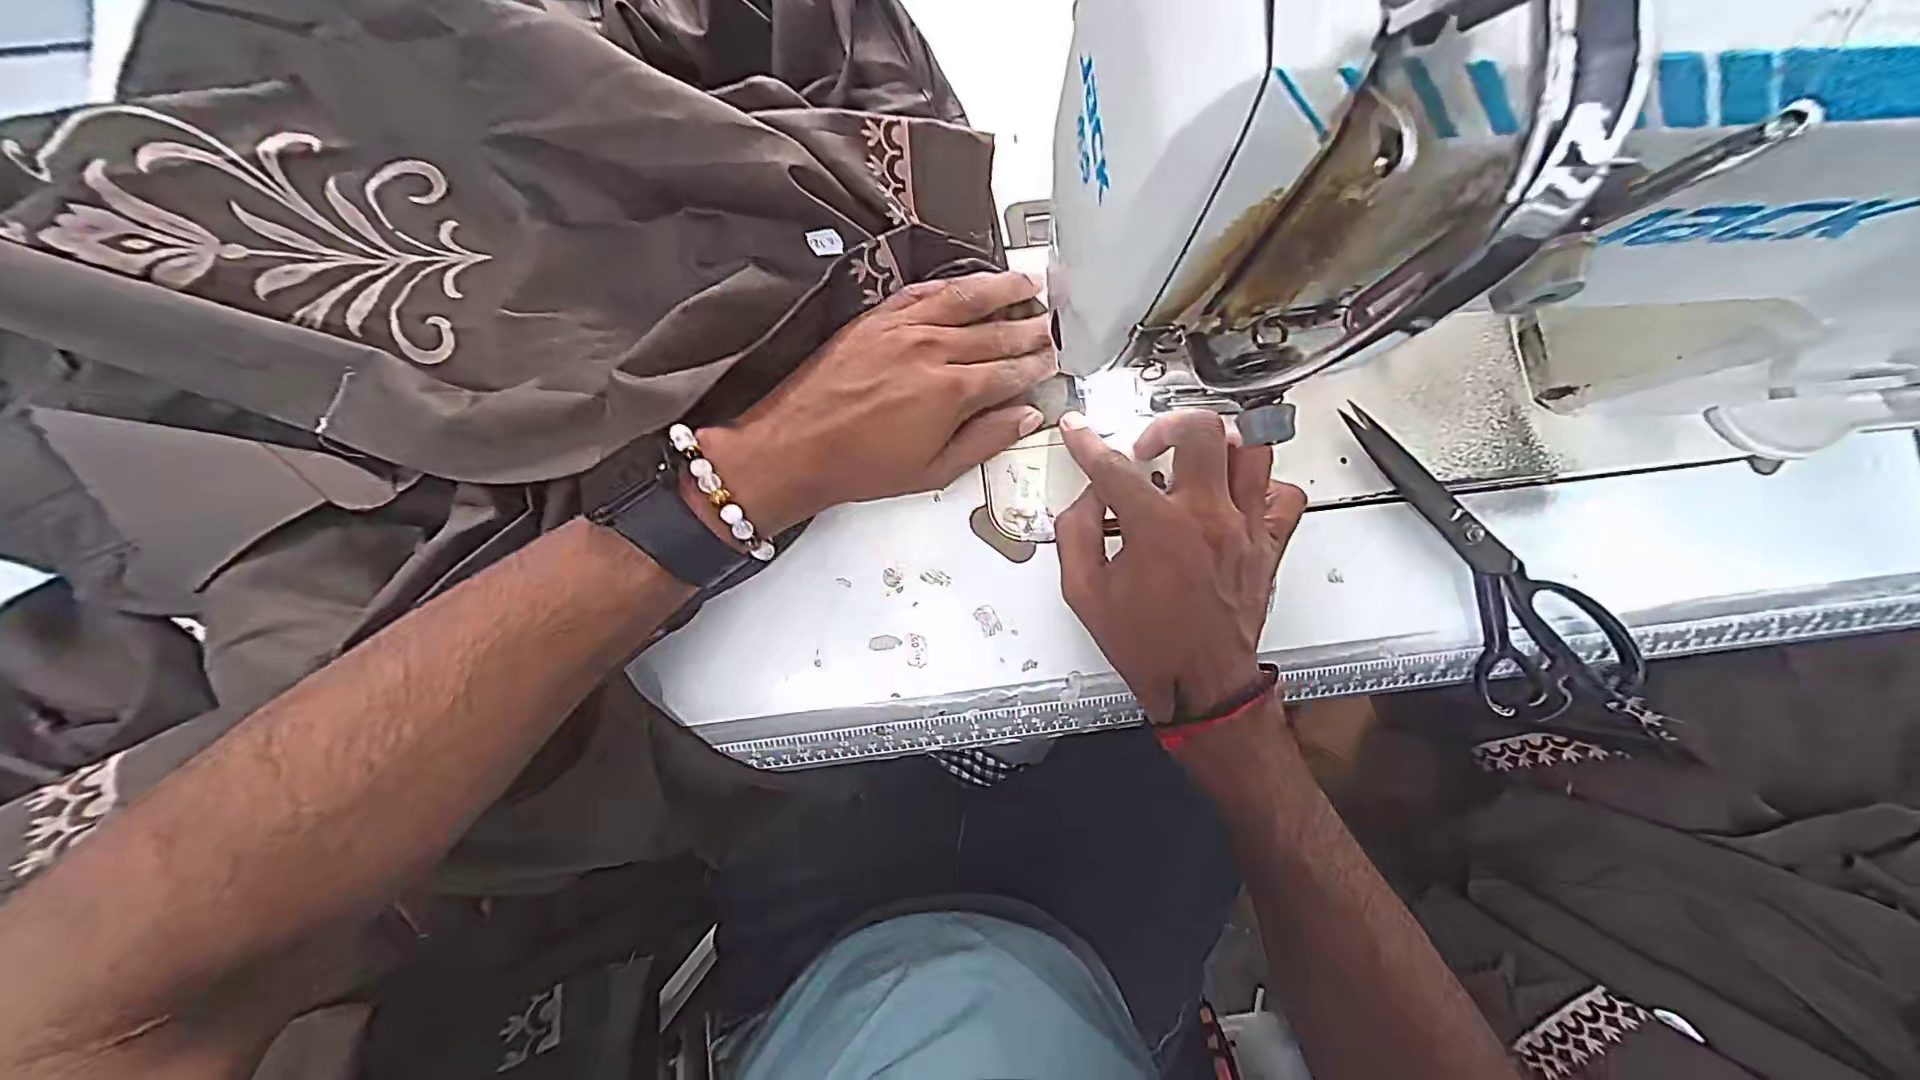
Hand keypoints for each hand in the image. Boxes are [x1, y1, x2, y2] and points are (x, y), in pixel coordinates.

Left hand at [694, 271, 1056, 533]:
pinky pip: (924, 290)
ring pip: (967, 298)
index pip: (1010, 371)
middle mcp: (931, 351)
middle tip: (1050, 326)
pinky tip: (967, 282)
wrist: (796, 446)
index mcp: (951, 392)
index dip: (1036, 366)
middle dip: (1030, 330)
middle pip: (997, 332)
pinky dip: (952, 283)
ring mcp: (902, 329)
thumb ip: (985, 439)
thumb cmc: (858, 464)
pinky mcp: (876, 319)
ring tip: (1028, 285)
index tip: (1050, 363)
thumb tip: (1023, 418)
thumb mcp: (933, 470)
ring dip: (1003, 290)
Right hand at [1056, 410, 1306, 723]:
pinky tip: (1236, 495)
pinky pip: (1284, 495)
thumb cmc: (1150, 645)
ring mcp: (1244, 529)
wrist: (1200, 682)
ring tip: (1196, 457)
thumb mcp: (1084, 593)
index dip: (1087, 443)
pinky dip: (1262, 484)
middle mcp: (1206, 518)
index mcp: (1157, 529)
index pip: (1113, 466)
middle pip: (1201, 430)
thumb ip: (1075, 535)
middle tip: (1150, 445)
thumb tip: (1085, 500)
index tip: (1078, 432)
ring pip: (1252, 449)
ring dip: (1219, 444)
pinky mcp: (1268, 545)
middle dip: (1166, 425)